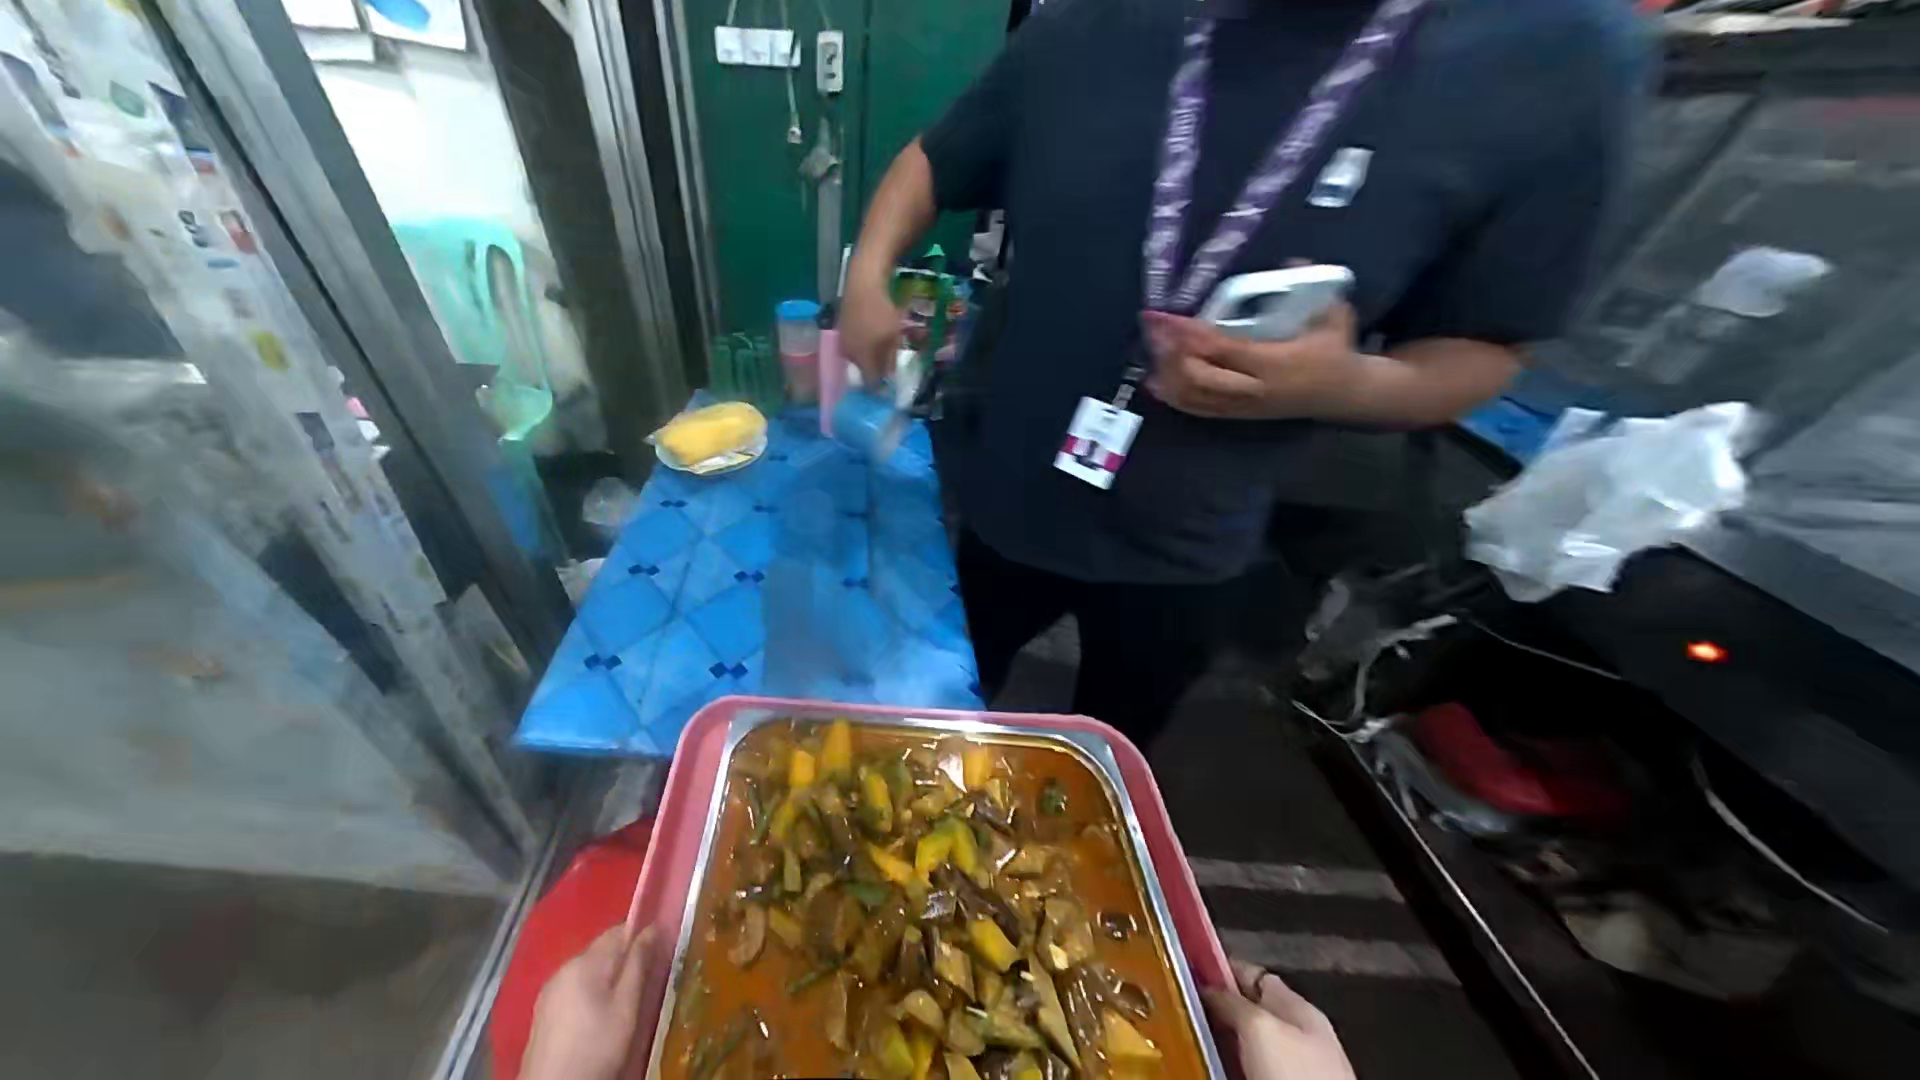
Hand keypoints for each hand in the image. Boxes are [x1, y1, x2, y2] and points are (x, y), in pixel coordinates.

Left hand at [521, 924, 656, 1079]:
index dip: (641, 936)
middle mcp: (563, 968)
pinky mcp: (543, 1013)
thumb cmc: (597, 1047)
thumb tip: (652, 928)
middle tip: (644, 982)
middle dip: (625, 959)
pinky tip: (598, 1018)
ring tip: (623, 1002)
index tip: (657, 953)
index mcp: (583, 962)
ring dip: (608, 977)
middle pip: (603, 949)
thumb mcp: (627, 1005)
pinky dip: (591, 993)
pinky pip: (575, 988)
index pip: (619, 930)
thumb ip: (639, 962)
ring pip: (589, 969)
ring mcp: (549, 992)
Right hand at [839, 270, 904, 386]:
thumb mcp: (893, 337)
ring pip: (858, 355)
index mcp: (861, 359)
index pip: (870, 383)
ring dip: (869, 354)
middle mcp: (848, 354)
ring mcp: (841, 341)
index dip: (880, 386)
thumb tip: (888, 375)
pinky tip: (871, 331)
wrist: (862, 283)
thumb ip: (890, 359)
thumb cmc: (881, 311)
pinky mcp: (840, 329)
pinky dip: (863, 342)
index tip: (889, 384)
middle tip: (888, 359)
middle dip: (875, 368)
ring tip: (881, 342)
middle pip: (863, 369)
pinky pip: (854, 342)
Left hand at [1141, 303, 1359, 419]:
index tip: (1165, 317)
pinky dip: (1172, 395)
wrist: (1342, 395)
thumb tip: (1289, 262)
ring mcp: (1239, 407)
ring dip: (1166, 373)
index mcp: (1273, 364)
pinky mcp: (1233, 416)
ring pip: (1191, 397)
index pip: (1220, 349)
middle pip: (1197, 377)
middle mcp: (1251, 390)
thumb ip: (1310, 288)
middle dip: (1170, 353)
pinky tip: (1155, 379)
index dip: (1188, 334)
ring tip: (1152, 346)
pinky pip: (1196, 409)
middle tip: (1153, 328)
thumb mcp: (1333, 316)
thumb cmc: (1335, 351)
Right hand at [1203, 959, 1355, 1079]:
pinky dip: (1231, 1069)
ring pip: (1248, 1048)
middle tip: (1183, 1010)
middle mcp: (1299, 1038)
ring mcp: (1295, 1074)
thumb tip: (1208, 988)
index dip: (1222, 969)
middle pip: (1250, 1013)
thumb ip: (1233, 1002)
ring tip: (1190, 1041)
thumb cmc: (1294, 1077)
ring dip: (1222, 1044)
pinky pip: (1250, 1073)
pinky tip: (1210, 1070)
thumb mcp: (1258, 1028)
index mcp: (1300, 1011)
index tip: (1188, 972)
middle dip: (1219, 1011)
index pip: (1255, 976)